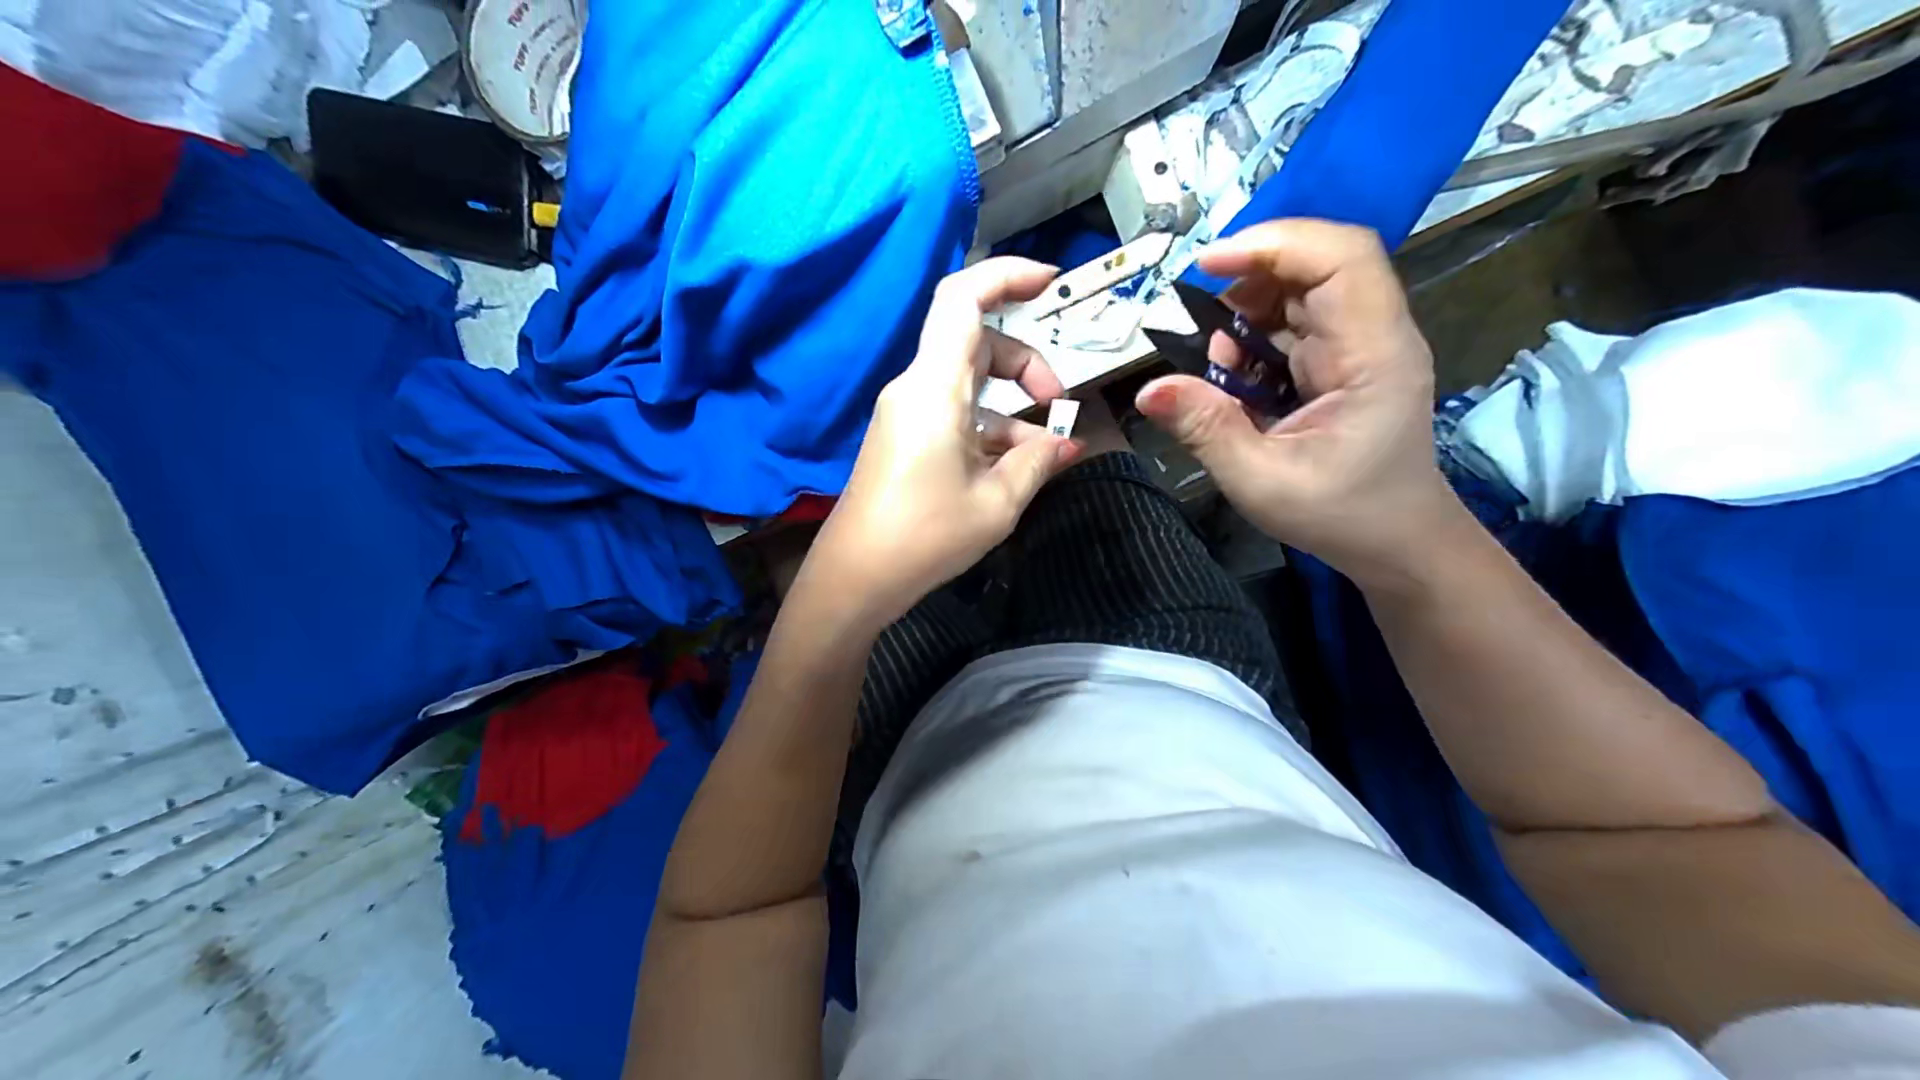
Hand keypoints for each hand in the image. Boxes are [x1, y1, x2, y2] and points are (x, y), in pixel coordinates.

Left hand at [798, 258, 1082, 629]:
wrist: (855, 578)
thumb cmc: (925, 537)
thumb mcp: (997, 503)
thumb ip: (1038, 463)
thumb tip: (1069, 443)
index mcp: (935, 388)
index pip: (963, 299)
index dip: (1006, 275)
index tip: (1050, 284)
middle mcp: (915, 388)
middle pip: (976, 343)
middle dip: (1026, 363)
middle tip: (1057, 405)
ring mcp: (906, 413)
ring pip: (969, 383)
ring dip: (1011, 406)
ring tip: (1043, 455)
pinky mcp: (903, 438)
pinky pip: (954, 413)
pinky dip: (989, 428)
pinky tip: (1014, 467)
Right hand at [1136, 220, 1461, 587]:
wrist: (1394, 540)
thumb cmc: (1341, 515)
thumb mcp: (1261, 481)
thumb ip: (1207, 430)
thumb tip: (1149, 389)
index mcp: (1373, 355)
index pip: (1342, 257)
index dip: (1274, 244)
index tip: (1207, 265)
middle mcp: (1373, 335)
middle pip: (1317, 264)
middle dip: (1247, 282)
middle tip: (1198, 328)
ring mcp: (1359, 345)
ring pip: (1300, 290)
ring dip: (1244, 314)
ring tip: (1217, 369)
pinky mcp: (1340, 360)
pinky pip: (1292, 322)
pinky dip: (1251, 338)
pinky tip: (1233, 378)